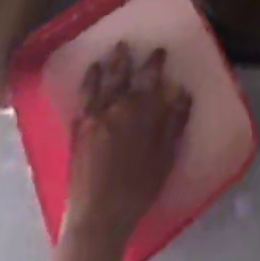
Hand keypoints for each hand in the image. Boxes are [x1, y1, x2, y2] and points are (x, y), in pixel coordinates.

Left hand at [65, 41, 191, 251]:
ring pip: (96, 86)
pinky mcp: (76, 133)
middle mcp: (114, 109)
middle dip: (123, 58)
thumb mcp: (166, 155)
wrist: (99, 216)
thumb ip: (175, 121)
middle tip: (124, 44)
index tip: (159, 49)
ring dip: (100, 69)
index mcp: (140, 112)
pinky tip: (85, 85)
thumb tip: (183, 93)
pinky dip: (83, 89)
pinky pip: (80, 103)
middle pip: (119, 76)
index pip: (149, 77)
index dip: (154, 62)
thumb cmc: (139, 187)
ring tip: (101, 58)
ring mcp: (92, 120)